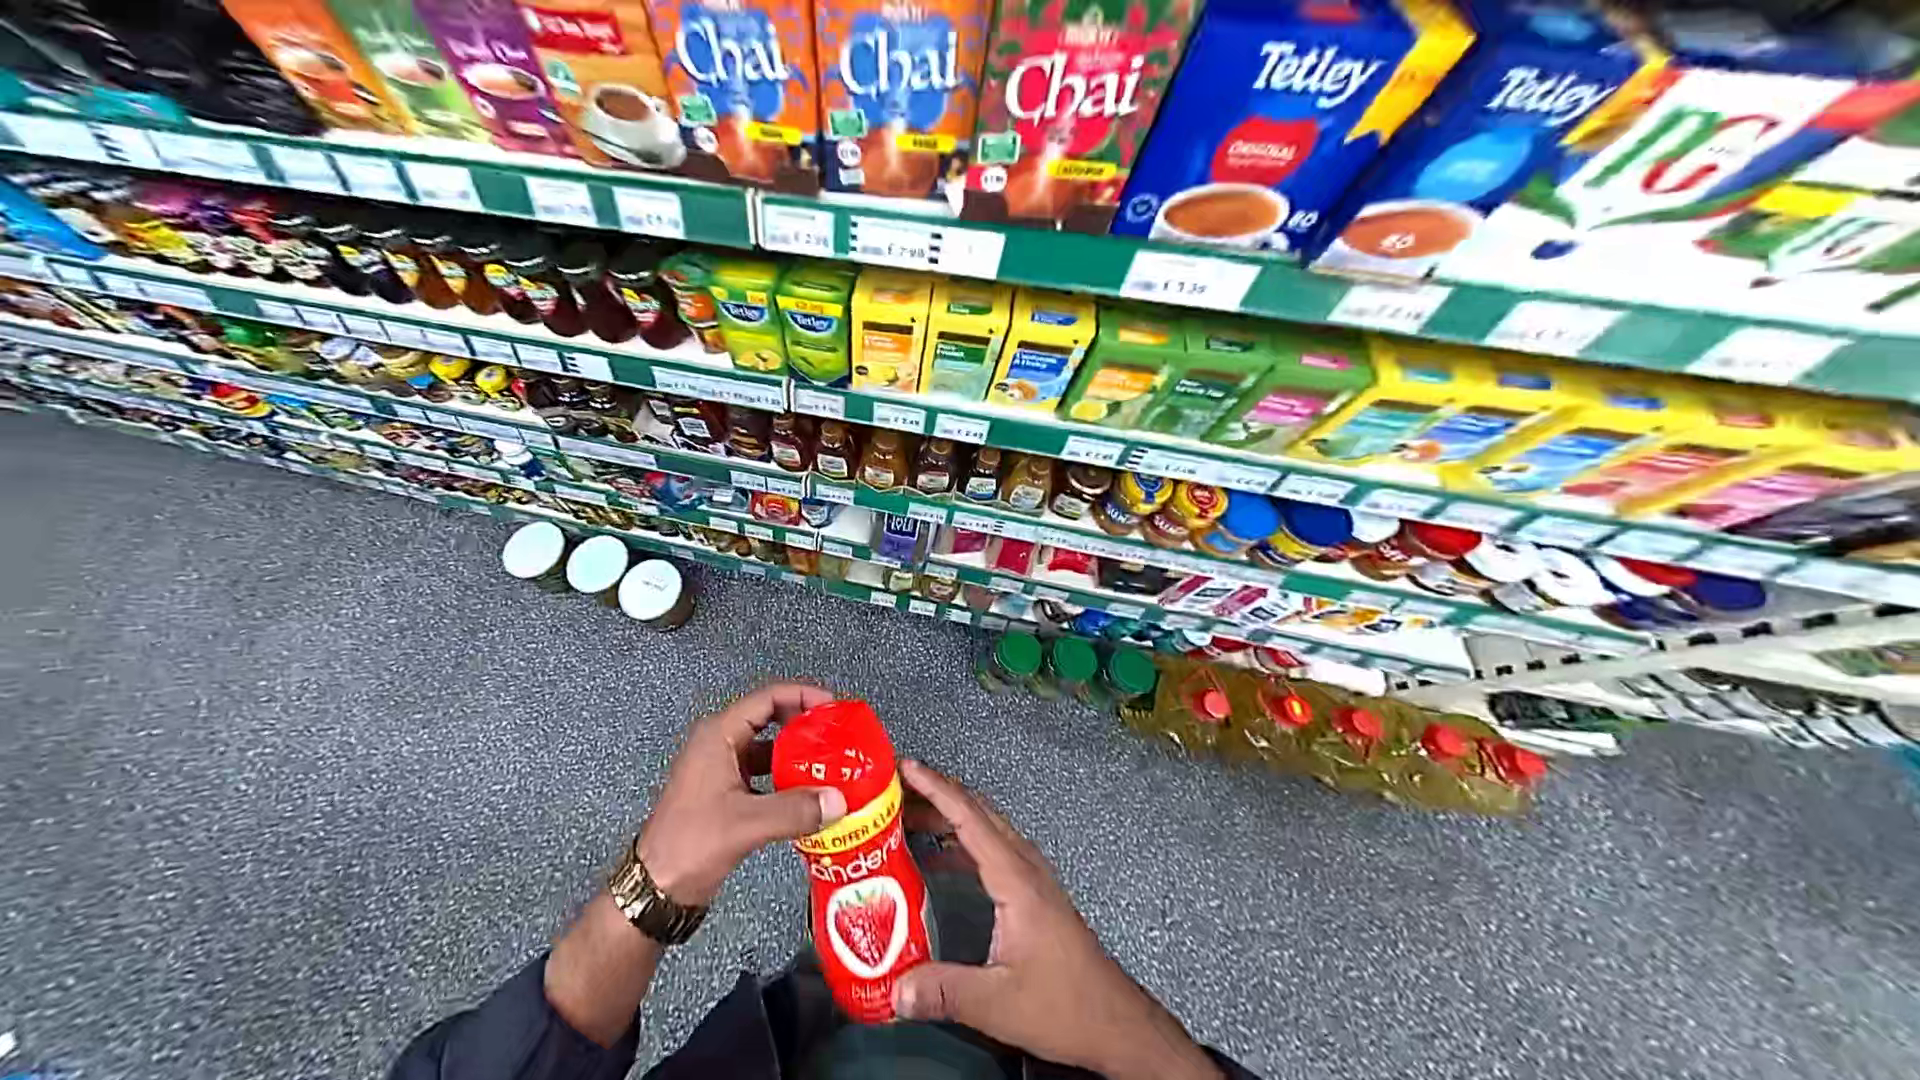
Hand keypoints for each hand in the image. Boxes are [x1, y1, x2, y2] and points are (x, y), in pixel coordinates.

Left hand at [636, 683, 847, 905]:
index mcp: (717, 736)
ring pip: (771, 748)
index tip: (832, 706)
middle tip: (836, 733)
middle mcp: (720, 745)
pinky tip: (811, 794)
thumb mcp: (746, 823)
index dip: (803, 696)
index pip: (768, 698)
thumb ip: (795, 810)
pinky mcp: (728, 793)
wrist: (656, 892)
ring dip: (800, 753)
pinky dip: (790, 778)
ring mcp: (723, 770)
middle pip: (772, 718)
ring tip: (830, 763)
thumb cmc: (688, 846)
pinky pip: (768, 774)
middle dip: (806, 724)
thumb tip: (838, 800)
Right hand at [891, 762, 1219, 1079]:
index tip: (906, 768)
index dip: (936, 788)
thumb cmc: (1064, 1004)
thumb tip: (894, 990)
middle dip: (935, 793)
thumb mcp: (998, 1002)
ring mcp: (1030, 875)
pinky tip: (937, 858)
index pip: (969, 817)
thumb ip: (944, 992)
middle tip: (895, 789)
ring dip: (948, 814)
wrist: (1113, 1019)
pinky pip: (990, 847)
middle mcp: (1023, 866)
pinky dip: (960, 839)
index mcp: (1015, 878)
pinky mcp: (1030, 890)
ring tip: (907, 816)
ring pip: (985, 826)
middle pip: (976, 811)